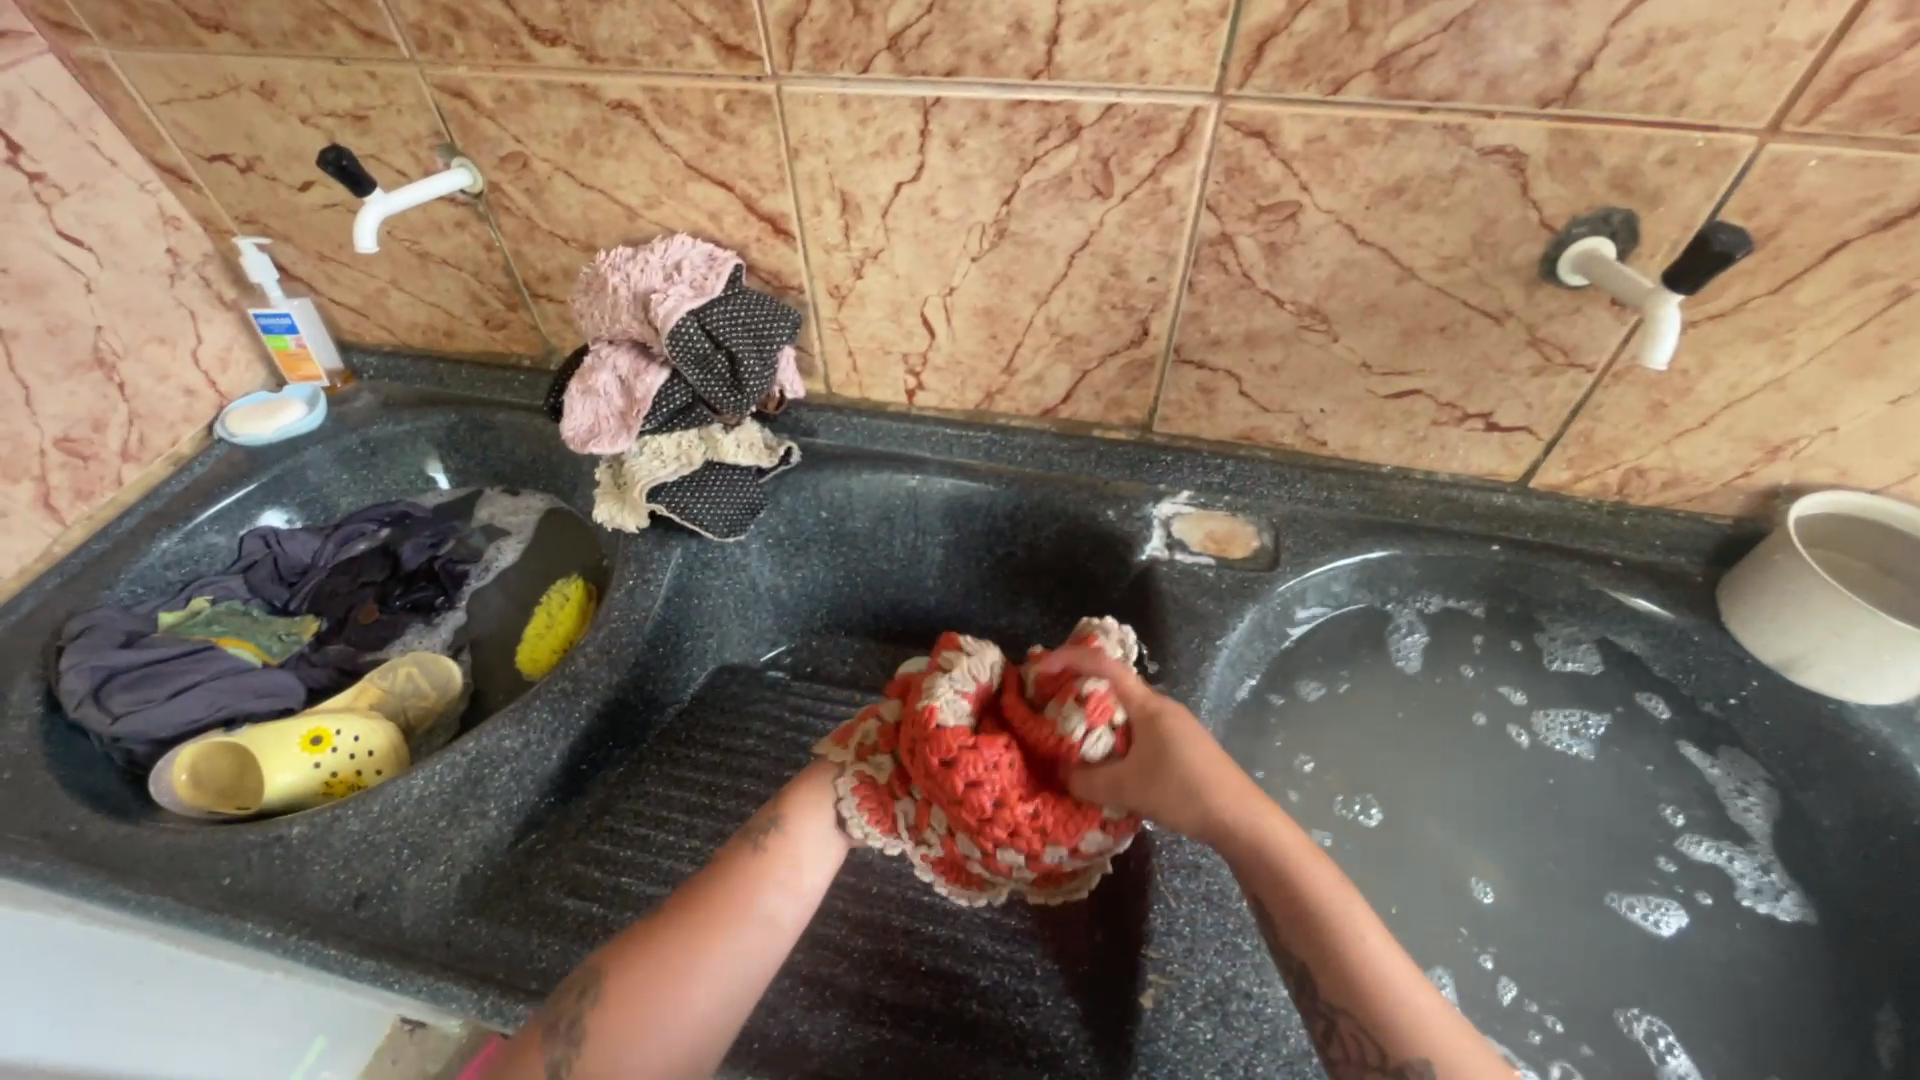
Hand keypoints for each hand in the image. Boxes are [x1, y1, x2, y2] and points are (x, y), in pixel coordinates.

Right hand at [1032, 646, 1265, 848]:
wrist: (1241, 819)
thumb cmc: (1183, 791)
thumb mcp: (1126, 788)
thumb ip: (1086, 781)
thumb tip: (1059, 774)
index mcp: (1148, 705)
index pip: (1104, 665)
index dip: (1069, 659)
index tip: (1040, 669)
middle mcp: (1161, 707)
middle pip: (1113, 687)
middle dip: (1078, 692)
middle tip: (1048, 708)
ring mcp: (1174, 727)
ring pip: (1126, 713)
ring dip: (1097, 721)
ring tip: (1071, 741)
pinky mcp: (1181, 747)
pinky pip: (1138, 733)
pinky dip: (1116, 740)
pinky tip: (1108, 766)